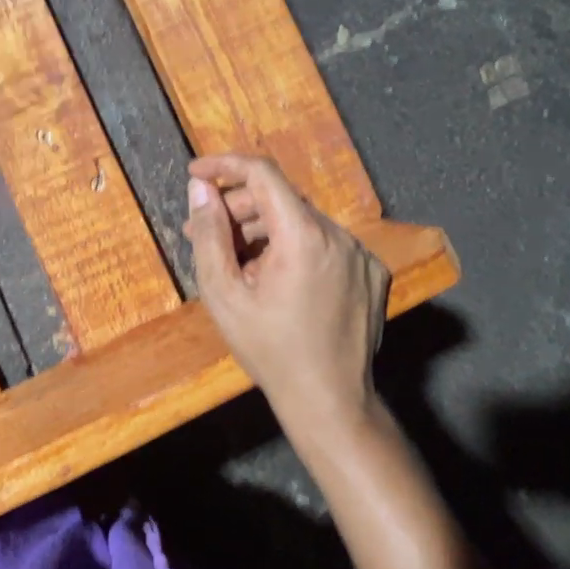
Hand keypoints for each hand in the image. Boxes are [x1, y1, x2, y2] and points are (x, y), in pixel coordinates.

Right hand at [185, 153, 389, 434]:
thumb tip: (200, 188)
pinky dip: (294, 246)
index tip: (196, 173)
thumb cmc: (269, 349)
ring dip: (263, 228)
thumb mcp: (223, 293)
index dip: (224, 165)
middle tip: (204, 231)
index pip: (262, 173)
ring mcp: (361, 255)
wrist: (330, 403)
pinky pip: (324, 243)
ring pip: (301, 221)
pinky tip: (274, 277)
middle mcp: (340, 236)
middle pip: (280, 198)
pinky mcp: (373, 273)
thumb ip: (209, 234)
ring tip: (235, 259)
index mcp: (304, 237)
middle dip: (237, 207)